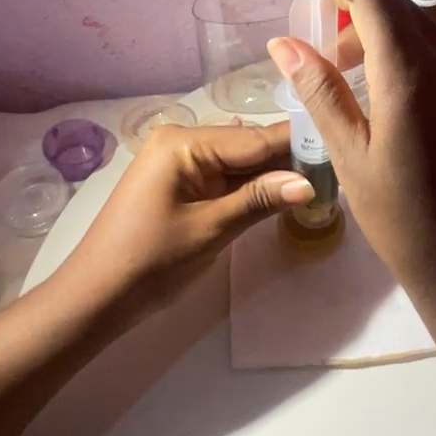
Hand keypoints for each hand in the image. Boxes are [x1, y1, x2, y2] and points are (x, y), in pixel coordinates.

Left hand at [56, 122, 312, 323]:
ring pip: (241, 159)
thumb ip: (260, 198)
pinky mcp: (181, 181)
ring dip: (274, 171)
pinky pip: (226, 174)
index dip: (298, 144)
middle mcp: (182, 139)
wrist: (94, 298)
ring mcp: (180, 160)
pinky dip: (252, 184)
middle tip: (337, 168)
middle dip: (289, 157)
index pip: (255, 136)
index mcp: (184, 142)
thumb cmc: (149, 261)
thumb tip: (310, 182)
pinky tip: (283, 188)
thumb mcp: (211, 229)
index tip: (341, 145)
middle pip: (249, 144)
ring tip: (321, 177)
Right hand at [267, 0, 435, 297]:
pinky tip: (381, 98)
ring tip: (347, 82)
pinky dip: (401, 53)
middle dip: (354, 12)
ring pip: (416, 25)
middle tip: (323, 58)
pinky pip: (434, 50)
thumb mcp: (349, 155)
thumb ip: (320, 90)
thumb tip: (283, 41)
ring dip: (378, 34)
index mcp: (410, 70)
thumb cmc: (402, 218)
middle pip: (396, 3)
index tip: (309, 10)